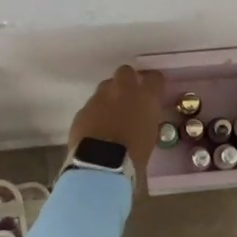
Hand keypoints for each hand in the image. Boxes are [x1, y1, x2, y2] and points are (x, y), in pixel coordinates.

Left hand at [67, 65, 166, 180]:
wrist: (102, 164)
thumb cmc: (135, 155)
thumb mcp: (150, 136)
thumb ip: (147, 120)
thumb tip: (143, 119)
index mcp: (145, 96)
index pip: (154, 78)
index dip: (153, 84)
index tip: (153, 92)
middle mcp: (122, 90)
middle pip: (125, 72)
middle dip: (127, 81)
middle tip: (129, 97)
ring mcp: (99, 97)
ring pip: (105, 87)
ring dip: (110, 96)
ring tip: (111, 114)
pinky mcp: (82, 109)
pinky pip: (91, 105)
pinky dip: (95, 113)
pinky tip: (96, 127)